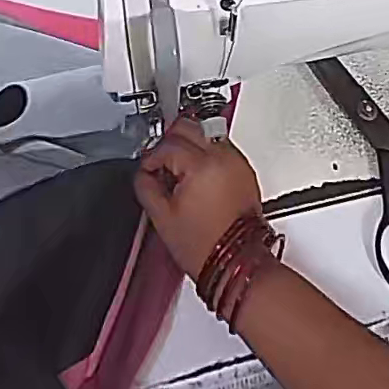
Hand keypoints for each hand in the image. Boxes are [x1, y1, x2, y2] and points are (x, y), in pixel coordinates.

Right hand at [135, 118, 265, 276]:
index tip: (148, 169)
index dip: (152, 157)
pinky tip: (196, 175)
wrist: (238, 262)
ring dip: (189, 144)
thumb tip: (144, 173)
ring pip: (206, 132)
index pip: (168, 144)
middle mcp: (223, 157)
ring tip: (178, 169)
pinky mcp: (244, 170)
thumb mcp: (162, 217)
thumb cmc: (206, 246)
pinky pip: (221, 148)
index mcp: (201, 166)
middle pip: (189, 126)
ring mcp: (236, 162)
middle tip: (160, 159)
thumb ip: (146, 186)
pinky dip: (206, 153)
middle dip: (169, 140)